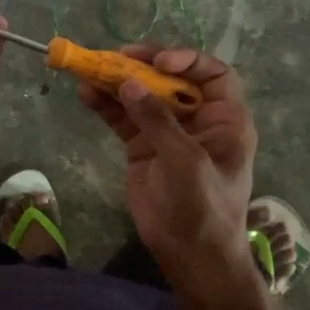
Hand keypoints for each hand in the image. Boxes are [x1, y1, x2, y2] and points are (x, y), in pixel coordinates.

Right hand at [78, 47, 255, 277]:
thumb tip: (128, 83)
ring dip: (115, 82)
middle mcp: (196, 120)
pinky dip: (104, 104)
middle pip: (169, 79)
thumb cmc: (203, 207)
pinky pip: (121, 116)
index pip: (213, 75)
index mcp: (224, 120)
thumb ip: (157, 120)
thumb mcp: (186, 161)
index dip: (189, 60)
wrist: (190, 253)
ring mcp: (166, 132)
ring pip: (140, 95)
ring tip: (90, 71)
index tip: (159, 60)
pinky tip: (86, 94)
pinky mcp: (141, 146)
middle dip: (142, 65)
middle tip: (115, 57)